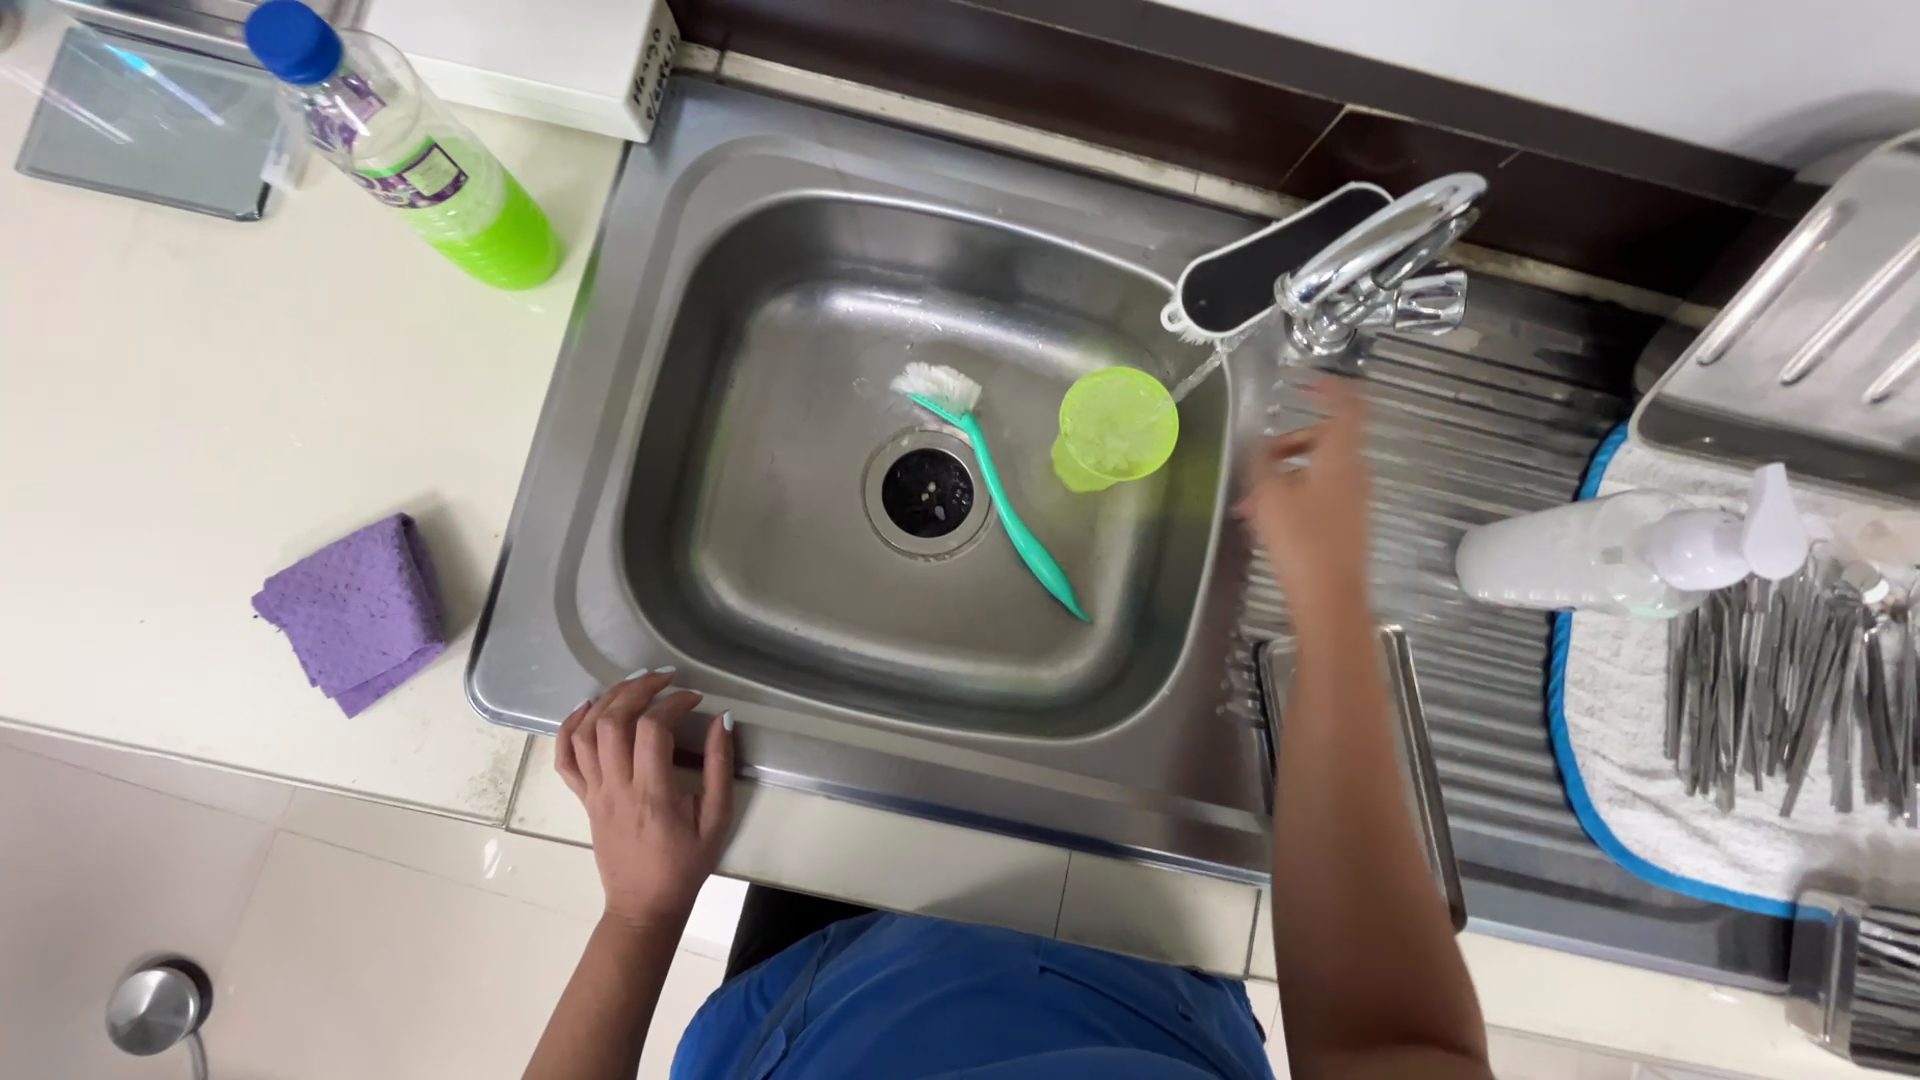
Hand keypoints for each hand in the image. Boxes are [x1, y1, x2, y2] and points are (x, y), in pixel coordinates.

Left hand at [554, 672, 734, 929]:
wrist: (645, 905)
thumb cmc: (686, 863)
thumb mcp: (717, 817)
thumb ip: (719, 766)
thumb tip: (722, 720)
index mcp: (651, 794)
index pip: (652, 730)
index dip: (673, 704)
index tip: (695, 699)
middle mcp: (616, 788)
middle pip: (612, 722)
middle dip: (637, 690)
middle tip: (663, 679)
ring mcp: (594, 793)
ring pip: (586, 734)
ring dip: (607, 701)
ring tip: (633, 684)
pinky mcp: (584, 800)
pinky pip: (565, 759)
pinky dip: (570, 728)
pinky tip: (587, 708)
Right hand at [1235, 378, 1372, 620]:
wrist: (1330, 594)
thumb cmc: (1301, 539)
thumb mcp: (1269, 494)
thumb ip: (1261, 462)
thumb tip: (1258, 446)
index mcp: (1340, 456)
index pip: (1346, 406)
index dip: (1328, 388)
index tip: (1307, 382)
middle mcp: (1354, 471)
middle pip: (1324, 439)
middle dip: (1287, 443)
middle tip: (1258, 458)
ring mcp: (1353, 497)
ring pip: (1316, 469)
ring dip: (1284, 473)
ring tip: (1251, 498)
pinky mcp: (1346, 520)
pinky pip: (1318, 492)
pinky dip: (1293, 494)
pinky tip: (1265, 517)